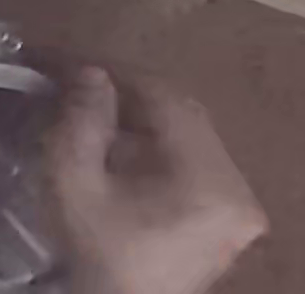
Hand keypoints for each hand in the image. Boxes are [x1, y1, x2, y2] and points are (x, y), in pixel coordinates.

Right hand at [45, 68, 267, 293]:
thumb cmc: (98, 244)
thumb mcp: (73, 177)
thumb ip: (81, 119)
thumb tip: (91, 70)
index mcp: (207, 179)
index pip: (162, 96)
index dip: (112, 70)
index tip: (66, 61)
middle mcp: (236, 186)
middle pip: (179, 107)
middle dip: (122, 85)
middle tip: (73, 75)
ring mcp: (238, 200)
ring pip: (185, 124)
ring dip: (135, 105)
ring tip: (88, 98)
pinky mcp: (227, 209)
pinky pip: (190, 147)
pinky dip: (150, 128)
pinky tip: (115, 131)